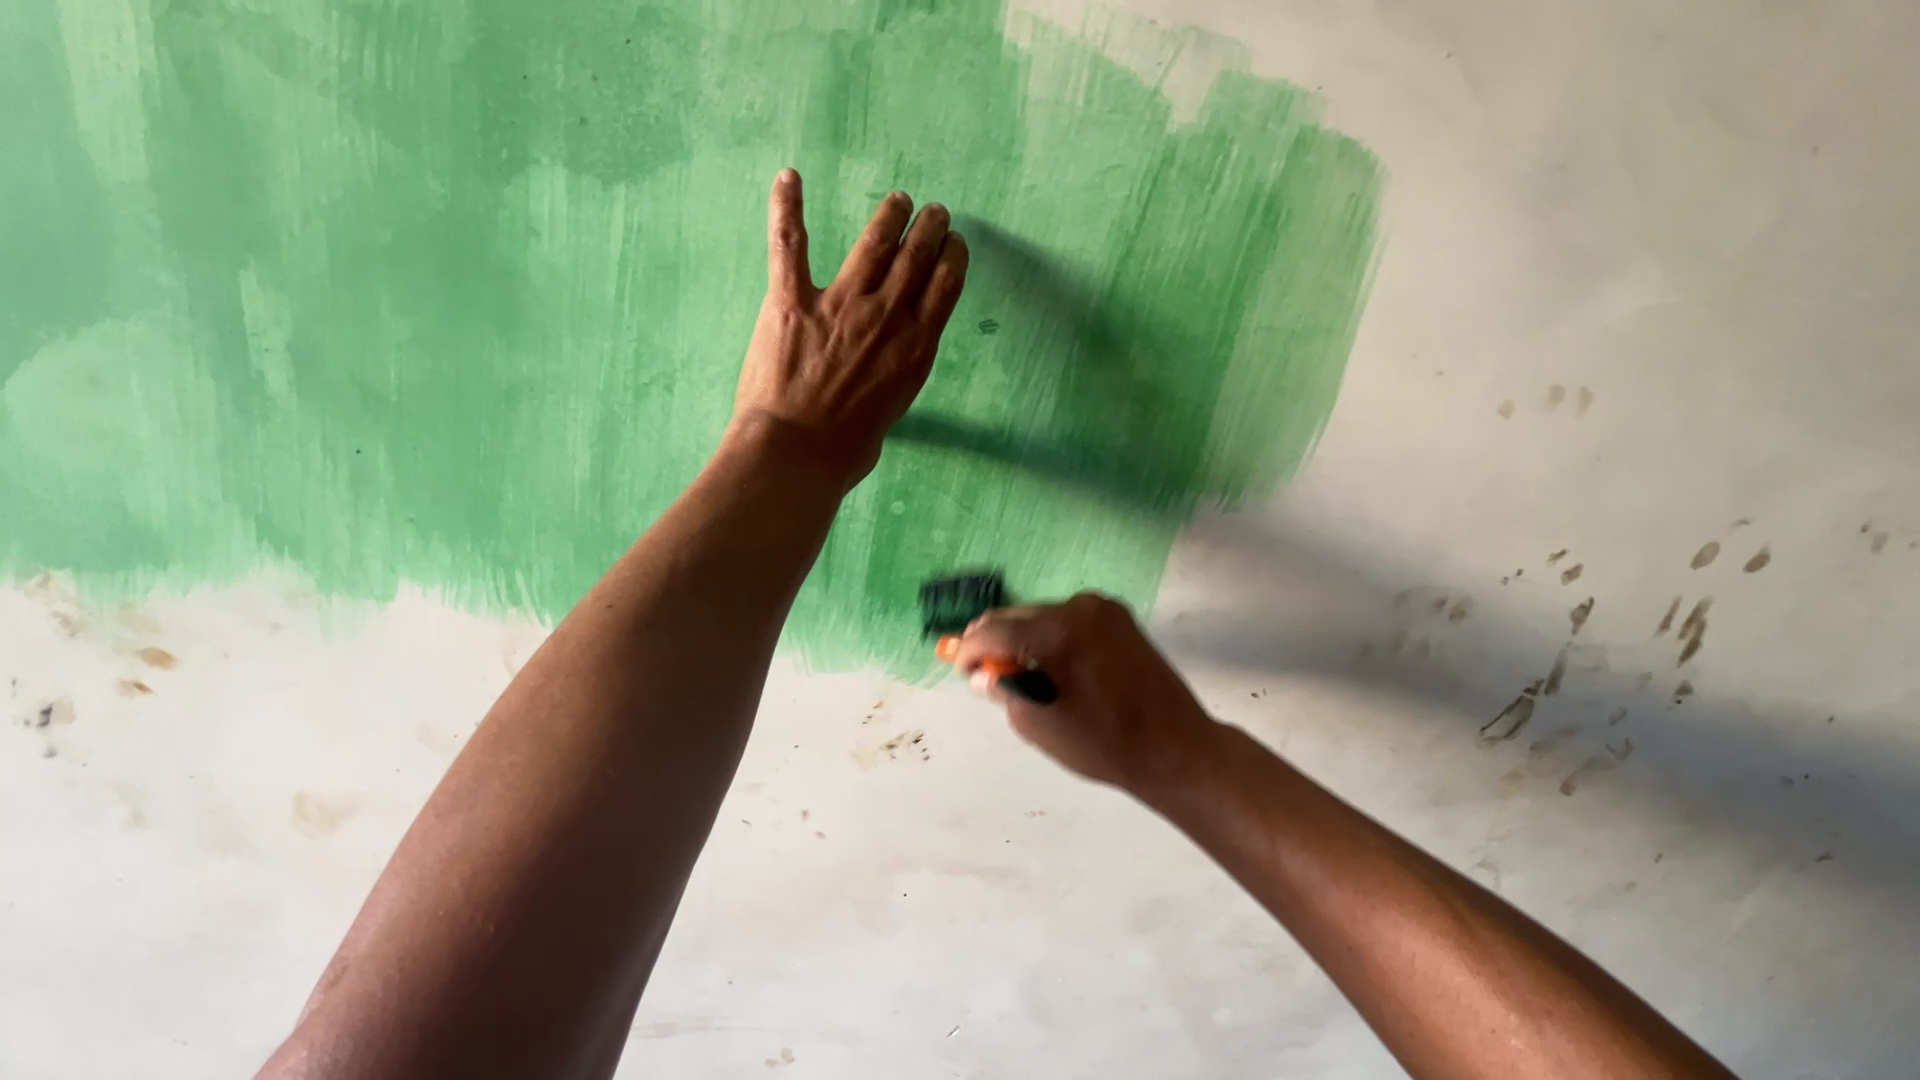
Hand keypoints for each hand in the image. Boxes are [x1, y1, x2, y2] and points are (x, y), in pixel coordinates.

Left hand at [728, 169, 968, 486]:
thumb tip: (882, 373)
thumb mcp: (891, 412)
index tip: (954, 244)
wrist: (797, 454)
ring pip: (873, 243)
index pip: (946, 286)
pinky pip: (790, 244)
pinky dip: (788, 207)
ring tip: (897, 201)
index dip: (953, 257)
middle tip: (932, 212)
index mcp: (915, 348)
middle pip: (916, 257)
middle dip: (929, 229)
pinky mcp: (791, 301)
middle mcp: (886, 317)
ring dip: (889, 216)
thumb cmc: (845, 450)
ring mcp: (840, 304)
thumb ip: (893, 378)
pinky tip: (789, 177)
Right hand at [949, 593, 1222, 793]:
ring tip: (1015, 670)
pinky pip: (1068, 619)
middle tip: (980, 668)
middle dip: (994, 640)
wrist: (1176, 747)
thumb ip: (1005, 690)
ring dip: (1022, 637)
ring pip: (1042, 615)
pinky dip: (1051, 636)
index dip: (969, 650)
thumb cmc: (1104, 744)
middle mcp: (1078, 607)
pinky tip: (1049, 663)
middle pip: (1018, 616)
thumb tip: (984, 674)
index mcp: (1056, 632)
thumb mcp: (1040, 724)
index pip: (994, 631)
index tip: (959, 668)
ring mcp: (1102, 608)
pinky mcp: (1119, 617)